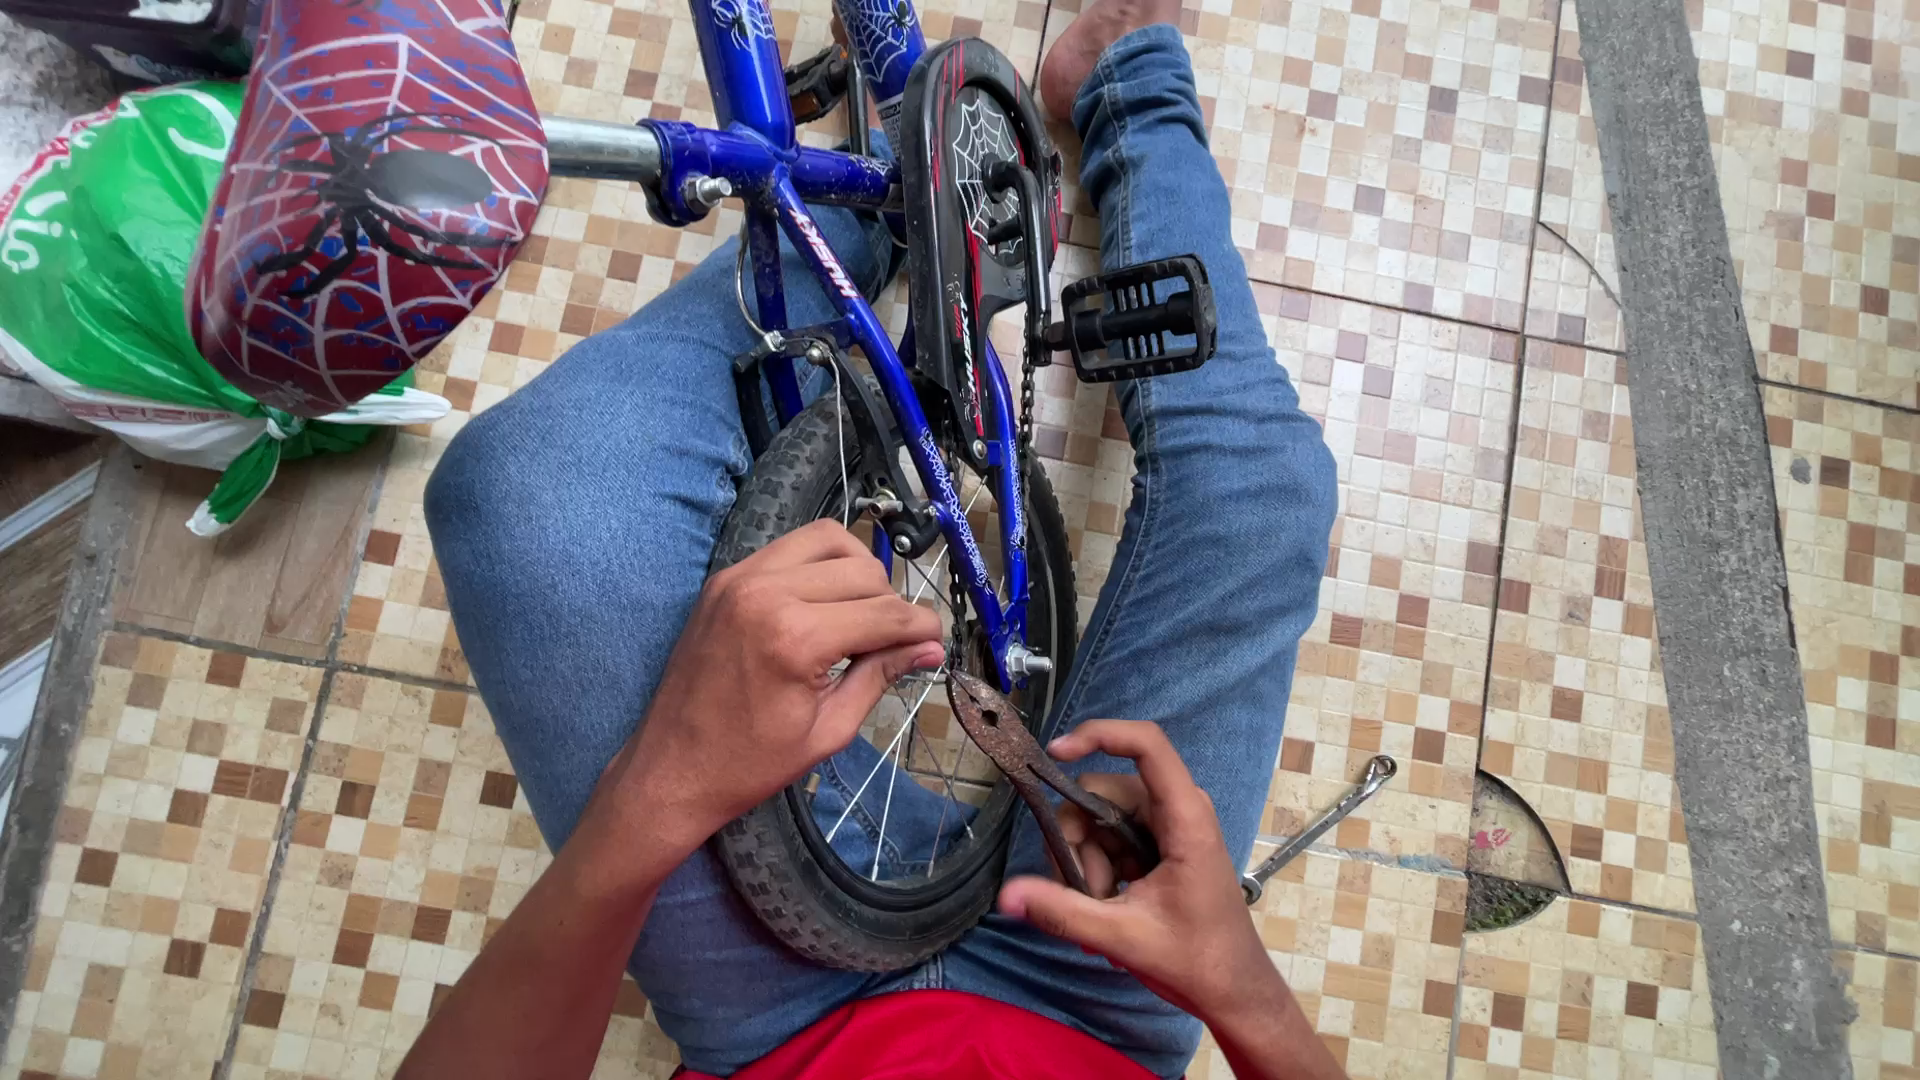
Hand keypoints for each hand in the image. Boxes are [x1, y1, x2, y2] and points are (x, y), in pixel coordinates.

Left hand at [591, 520, 944, 856]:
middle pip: (863, 570)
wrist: (668, 771)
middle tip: (891, 640)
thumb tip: (932, 647)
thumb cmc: (750, 764)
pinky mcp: (726, 577)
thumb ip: (882, 675)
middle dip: (891, 603)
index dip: (920, 626)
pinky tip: (824, 600)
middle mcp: (767, 592)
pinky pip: (790, 546)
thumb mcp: (829, 729)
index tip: (935, 640)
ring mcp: (741, 577)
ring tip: (860, 610)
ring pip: (828, 538)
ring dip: (858, 568)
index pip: (884, 612)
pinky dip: (819, 562)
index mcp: (795, 638)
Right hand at [996, 721, 1284, 1025]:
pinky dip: (1093, 869)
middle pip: (1100, 792)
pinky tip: (1104, 907)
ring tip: (1099, 912)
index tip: (1056, 753)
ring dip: (1084, 863)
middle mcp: (1173, 806)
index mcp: (1184, 815)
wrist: (1235, 994)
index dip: (1100, 733)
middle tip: (1084, 896)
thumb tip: (1006, 895)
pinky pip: (1104, 836)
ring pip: (1095, 817)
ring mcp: (1162, 823)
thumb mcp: (1126, 938)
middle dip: (1079, 843)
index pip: (1146, 743)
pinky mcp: (1152, 840)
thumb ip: (1064, 912)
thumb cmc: (1198, 962)